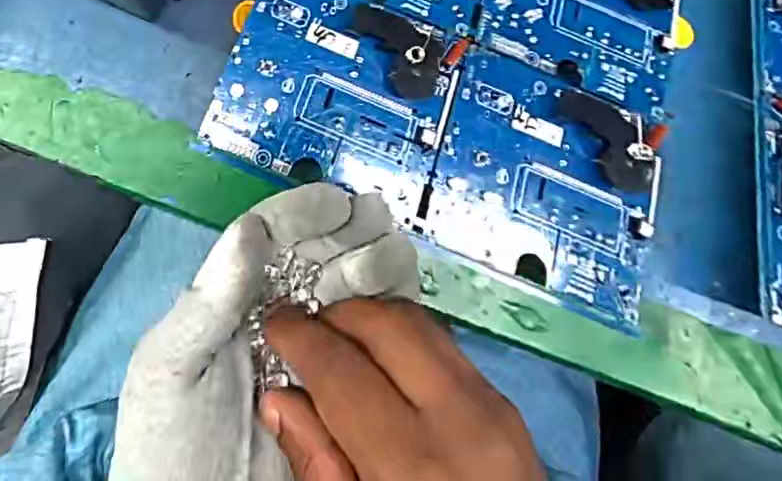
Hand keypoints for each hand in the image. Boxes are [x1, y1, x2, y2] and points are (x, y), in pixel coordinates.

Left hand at [109, 184, 418, 480]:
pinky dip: (389, 308)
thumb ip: (210, 298)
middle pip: (320, 253)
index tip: (336, 204)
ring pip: (352, 287)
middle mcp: (279, 311)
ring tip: (387, 257)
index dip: (305, 213)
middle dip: (350, 230)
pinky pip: (371, 336)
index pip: (274, 237)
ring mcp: (313, 346)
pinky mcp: (343, 385)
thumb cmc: (171, 441)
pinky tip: (397, 299)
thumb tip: (251, 228)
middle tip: (374, 222)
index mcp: (237, 295)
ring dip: (374, 262)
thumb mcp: (172, 365)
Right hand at [262, 298, 541, 480]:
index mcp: (414, 466)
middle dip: (336, 315)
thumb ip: (321, 467)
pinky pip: (443, 342)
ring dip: (370, 318)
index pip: (341, 369)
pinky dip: (403, 336)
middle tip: (305, 329)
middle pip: (384, 325)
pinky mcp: (506, 404)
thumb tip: (280, 398)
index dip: (299, 336)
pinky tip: (382, 358)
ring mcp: (491, 406)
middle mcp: (460, 420)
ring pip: (417, 321)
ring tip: (339, 339)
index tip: (275, 322)